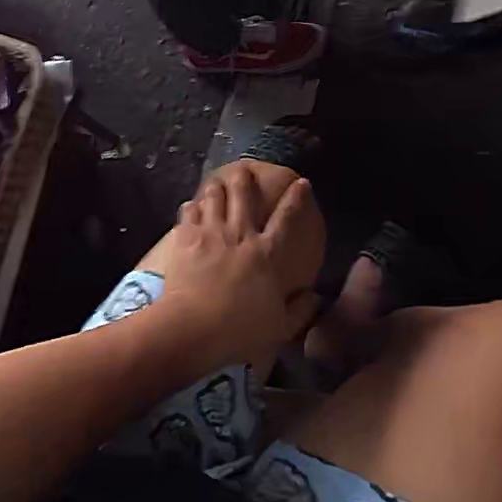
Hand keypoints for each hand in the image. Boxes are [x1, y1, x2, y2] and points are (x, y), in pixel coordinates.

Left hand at [153, 165, 322, 370]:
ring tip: (217, 182)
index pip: (287, 219)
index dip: (296, 199)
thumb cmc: (240, 330)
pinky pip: (189, 211)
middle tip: (245, 170)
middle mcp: (240, 235)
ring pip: (215, 197)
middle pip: (244, 196)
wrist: (194, 325)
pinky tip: (191, 205)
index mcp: (267, 254)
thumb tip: (316, 297)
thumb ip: (300, 310)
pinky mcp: (186, 236)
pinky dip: (191, 206)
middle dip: (245, 179)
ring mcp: (211, 232)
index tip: (301, 182)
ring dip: (217, 187)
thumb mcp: (280, 327)